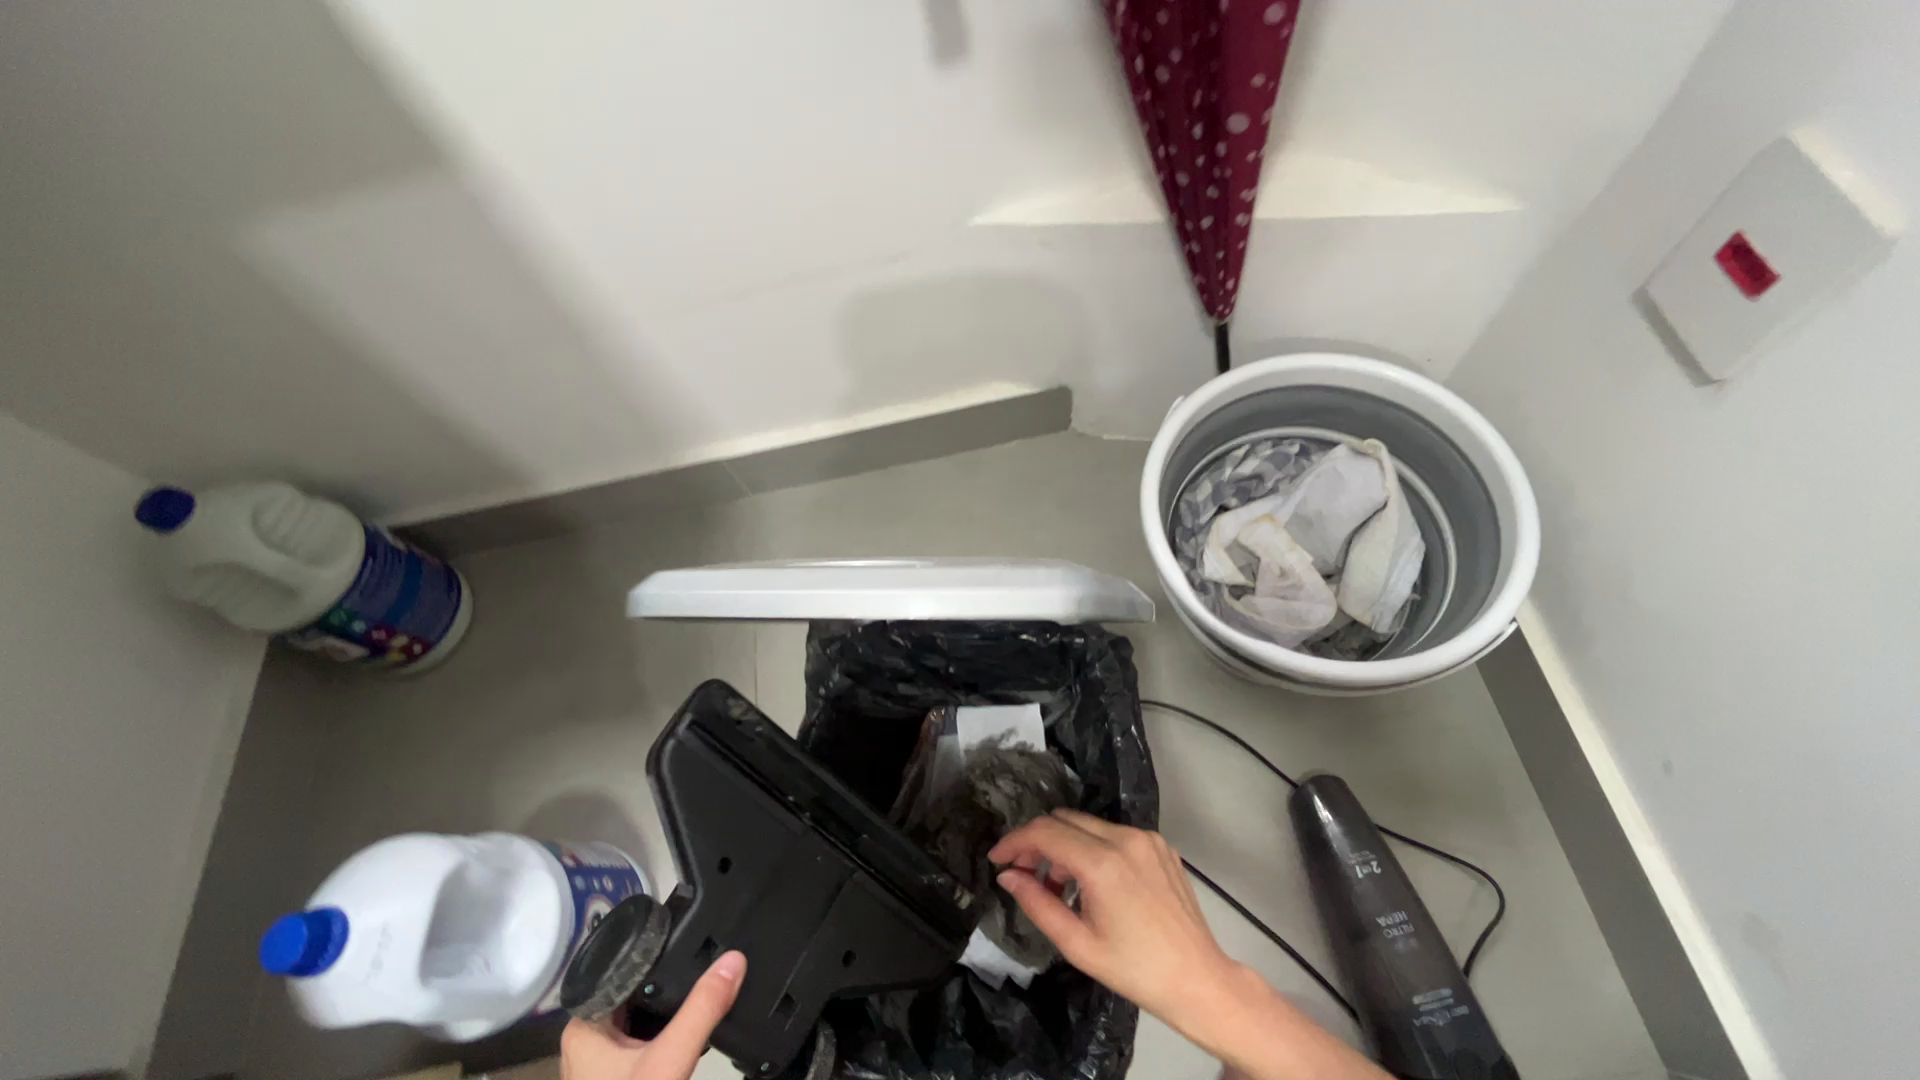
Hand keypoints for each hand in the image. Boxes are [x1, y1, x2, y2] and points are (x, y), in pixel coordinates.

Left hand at [560, 951, 745, 1079]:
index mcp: (584, 1026)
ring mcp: (599, 1064)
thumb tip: (734, 958)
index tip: (693, 934)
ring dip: (671, 1010)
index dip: (658, 953)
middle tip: (708, 959)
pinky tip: (693, 1030)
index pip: (622, 970)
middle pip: (633, 995)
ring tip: (707, 987)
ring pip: (641, 1020)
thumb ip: (703, 1009)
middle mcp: (585, 1040)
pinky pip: (644, 1042)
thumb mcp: (671, 1059)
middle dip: (670, 984)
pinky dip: (667, 1034)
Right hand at [989, 810, 1237, 1030]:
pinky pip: (1112, 834)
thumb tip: (1008, 875)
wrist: (1197, 979)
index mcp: (1103, 864)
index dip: (1014, 841)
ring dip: (1064, 845)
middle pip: (1063, 820)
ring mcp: (1146, 838)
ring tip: (1058, 886)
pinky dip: (1091, 848)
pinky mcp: (1160, 845)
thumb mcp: (1077, 944)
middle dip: (1037, 842)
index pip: (1044, 832)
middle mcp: (1125, 839)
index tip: (997, 859)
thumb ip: (1037, 903)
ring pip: (1087, 824)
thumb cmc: (1134, 969)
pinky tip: (1091, 884)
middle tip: (1024, 874)